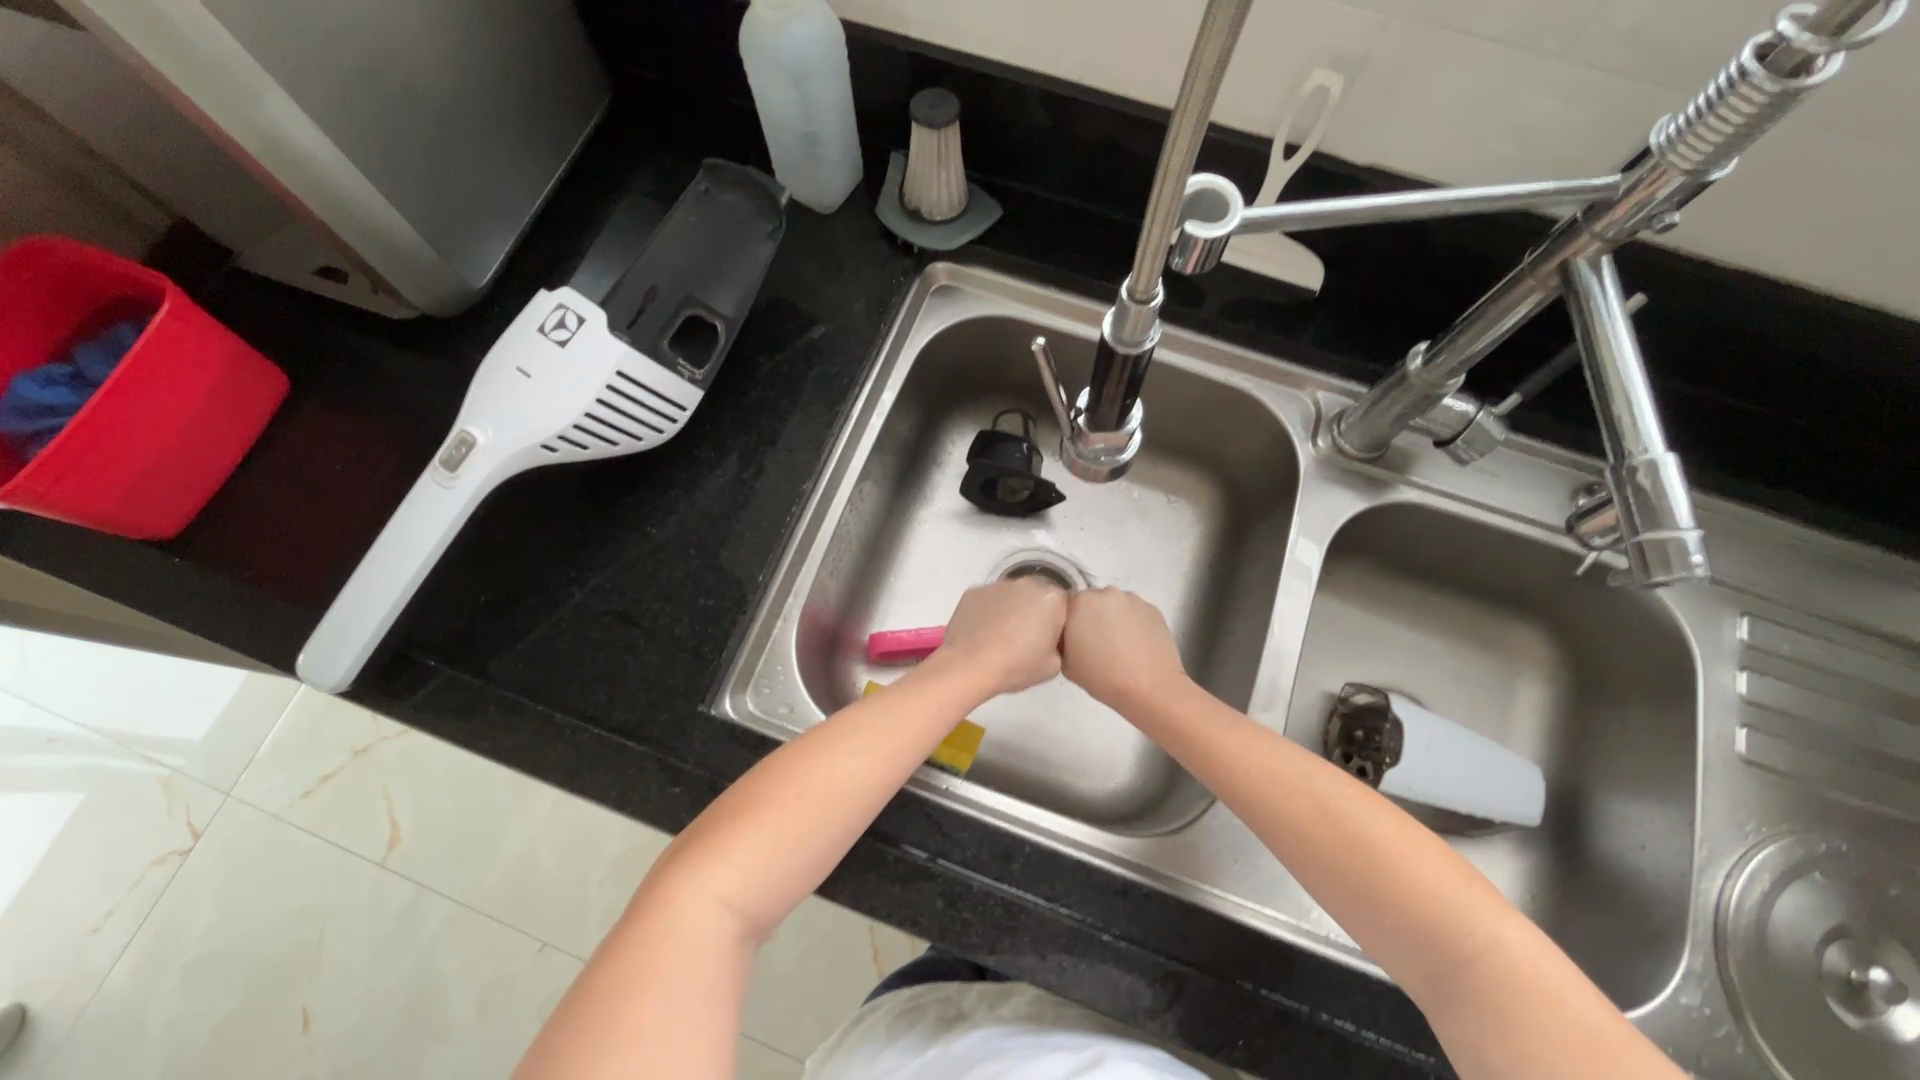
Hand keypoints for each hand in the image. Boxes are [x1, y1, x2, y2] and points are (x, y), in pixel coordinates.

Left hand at [930, 578, 1067, 695]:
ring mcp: (997, 584)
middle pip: (1036, 596)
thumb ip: (1058, 646)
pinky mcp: (973, 591)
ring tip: (999, 637)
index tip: (1048, 640)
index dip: (1057, 623)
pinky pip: (987, 601)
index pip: (1064, 606)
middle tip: (1025, 639)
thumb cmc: (1016, 666)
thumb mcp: (1053, 666)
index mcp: (1052, 598)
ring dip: (1010, 610)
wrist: (969, 666)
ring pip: (1010, 596)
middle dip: (1034, 612)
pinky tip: (981, 633)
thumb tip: (1048, 641)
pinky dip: (987, 612)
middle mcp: (1026, 583)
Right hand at [1061, 587, 1188, 709]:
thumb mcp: (1066, 664)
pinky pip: (1136, 613)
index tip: (1077, 639)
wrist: (1150, 688)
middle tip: (1098, 642)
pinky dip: (1134, 625)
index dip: (1072, 622)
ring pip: (1117, 606)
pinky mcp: (1154, 608)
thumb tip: (1072, 635)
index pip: (1069, 605)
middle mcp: (1107, 593)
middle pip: (1094, 601)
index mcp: (1081, 602)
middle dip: (1094, 617)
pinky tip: (1137, 646)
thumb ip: (1064, 640)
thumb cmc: (1102, 678)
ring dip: (1115, 620)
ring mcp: (1134, 599)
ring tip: (1121, 646)